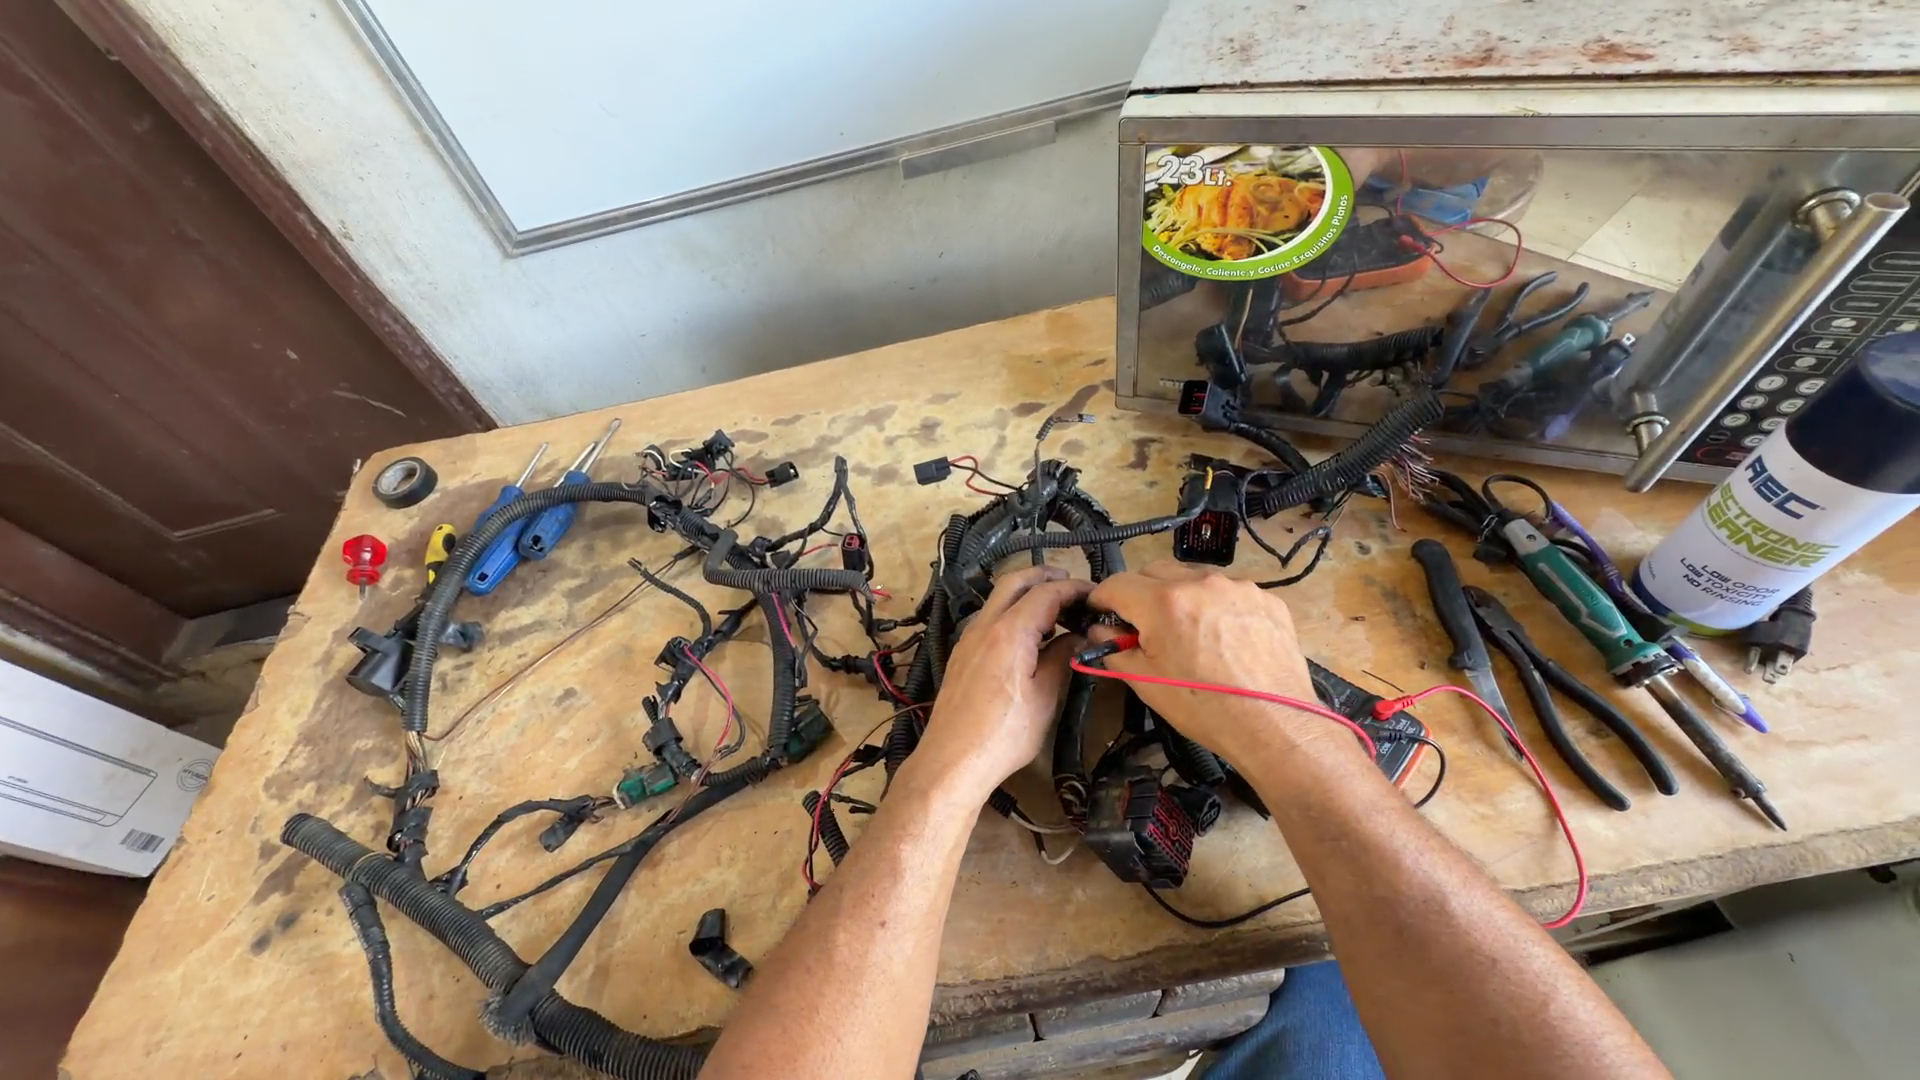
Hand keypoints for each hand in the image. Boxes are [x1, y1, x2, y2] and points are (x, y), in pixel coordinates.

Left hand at [911, 565, 1092, 800]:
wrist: (953, 760)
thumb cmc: (1005, 734)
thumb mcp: (1045, 697)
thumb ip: (1062, 658)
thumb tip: (1077, 637)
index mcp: (1010, 632)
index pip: (1046, 593)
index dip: (1073, 588)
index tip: (1094, 593)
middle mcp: (984, 626)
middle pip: (1014, 582)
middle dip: (1044, 576)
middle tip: (1071, 584)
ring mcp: (968, 638)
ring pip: (997, 598)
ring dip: (1025, 593)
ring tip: (1055, 609)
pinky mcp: (962, 654)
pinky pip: (989, 618)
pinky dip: (1011, 611)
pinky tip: (1028, 634)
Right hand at [1086, 561, 1352, 767]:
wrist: (1274, 724)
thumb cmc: (1203, 707)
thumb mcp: (1145, 682)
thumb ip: (1114, 648)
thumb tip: (1101, 631)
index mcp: (1164, 602)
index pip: (1117, 583)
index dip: (1102, 598)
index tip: (1100, 612)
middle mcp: (1200, 583)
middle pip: (1154, 572)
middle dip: (1141, 593)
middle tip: (1145, 626)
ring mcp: (1238, 587)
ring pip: (1193, 578)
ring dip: (1181, 596)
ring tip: (1189, 633)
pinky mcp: (1266, 599)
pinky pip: (1228, 592)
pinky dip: (1216, 606)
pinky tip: (1223, 638)